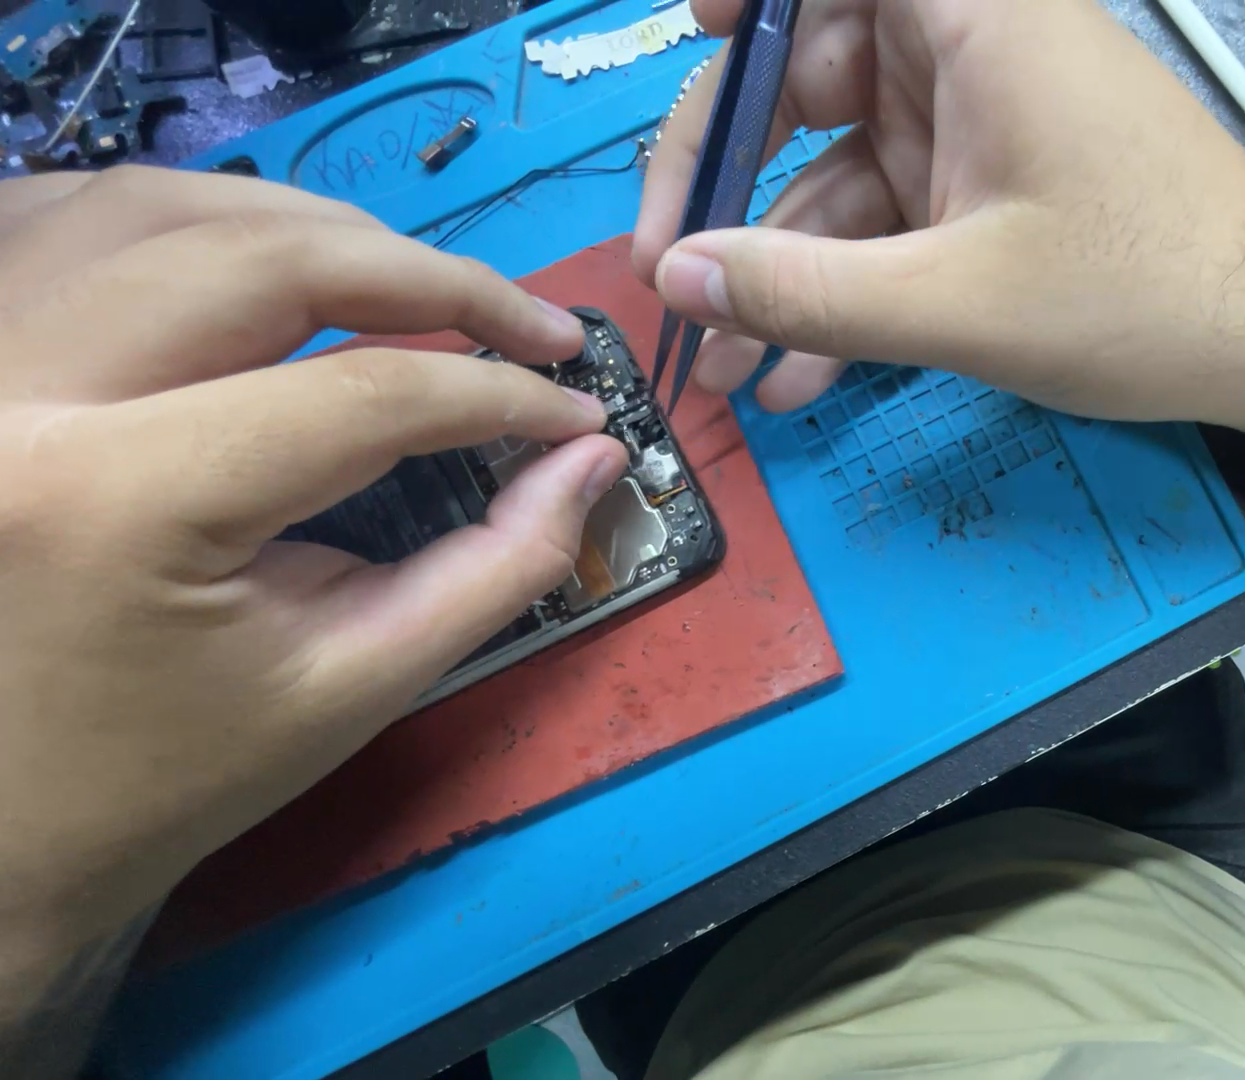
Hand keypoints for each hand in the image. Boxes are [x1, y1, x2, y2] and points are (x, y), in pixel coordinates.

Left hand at [0, 168, 627, 956]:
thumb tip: (595, 457)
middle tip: (540, 329)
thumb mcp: (370, 677)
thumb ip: (507, 560)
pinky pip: (66, 217)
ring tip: (438, 292)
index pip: (366, 394)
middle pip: (264, 258)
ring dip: (333, 236)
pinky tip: (290, 269)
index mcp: (113, 500)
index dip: (504, 395)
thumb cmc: (171, 772)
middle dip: (441, 280)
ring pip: (160, 204)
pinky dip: (207, 224)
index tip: (583, 413)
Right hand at [634, 0, 1244, 430]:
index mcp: (973, 17)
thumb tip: (680, 279)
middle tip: (672, 285)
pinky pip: (890, 244)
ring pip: (842, 192)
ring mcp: (974, 143)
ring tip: (724, 370)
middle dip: (730, 198)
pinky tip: (797, 380)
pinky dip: (846, 307)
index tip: (693, 32)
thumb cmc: (1138, 298)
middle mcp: (966, 58)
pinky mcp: (986, 212)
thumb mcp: (963, 303)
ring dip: (782, 284)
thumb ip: (814, 292)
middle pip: (807, 89)